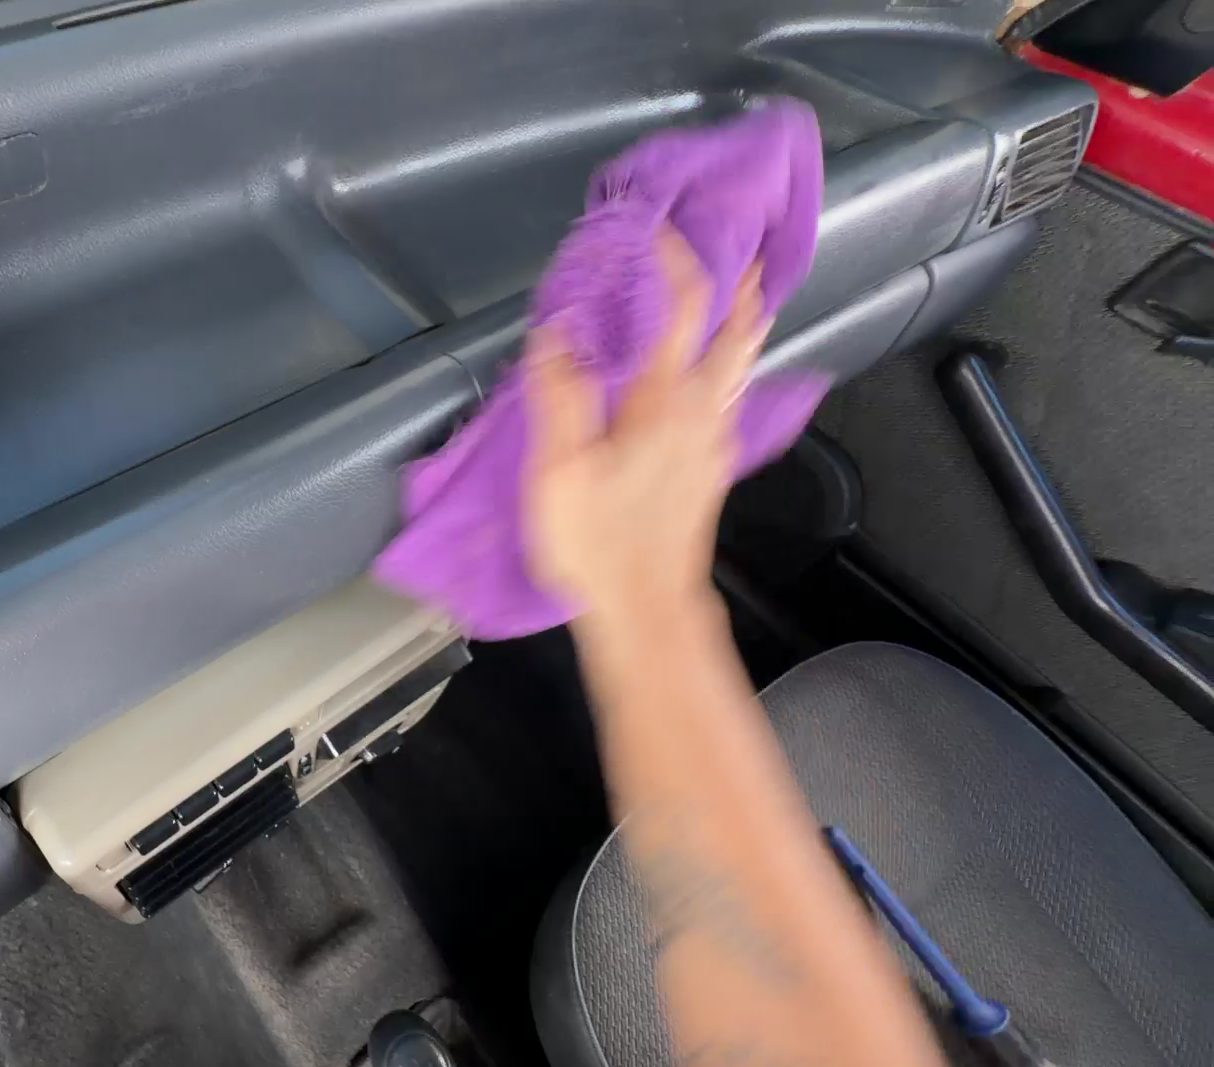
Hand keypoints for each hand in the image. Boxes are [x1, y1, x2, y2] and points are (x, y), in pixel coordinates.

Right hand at [520, 227, 767, 624]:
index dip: (674, 260)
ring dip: (743, 321)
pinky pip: (731, 397)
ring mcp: (713, 442)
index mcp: (664, 402)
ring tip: (740, 292)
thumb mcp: (558, 469)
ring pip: (742, 364)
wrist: (645, 608)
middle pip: (736, 330)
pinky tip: (717, 374)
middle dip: (737, 281)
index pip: (683, 308)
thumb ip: (559, 395)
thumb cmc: (596, 541)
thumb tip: (556, 332)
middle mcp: (703, 412)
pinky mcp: (710, 469)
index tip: (656, 227)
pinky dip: (731, 364)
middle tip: (736, 242)